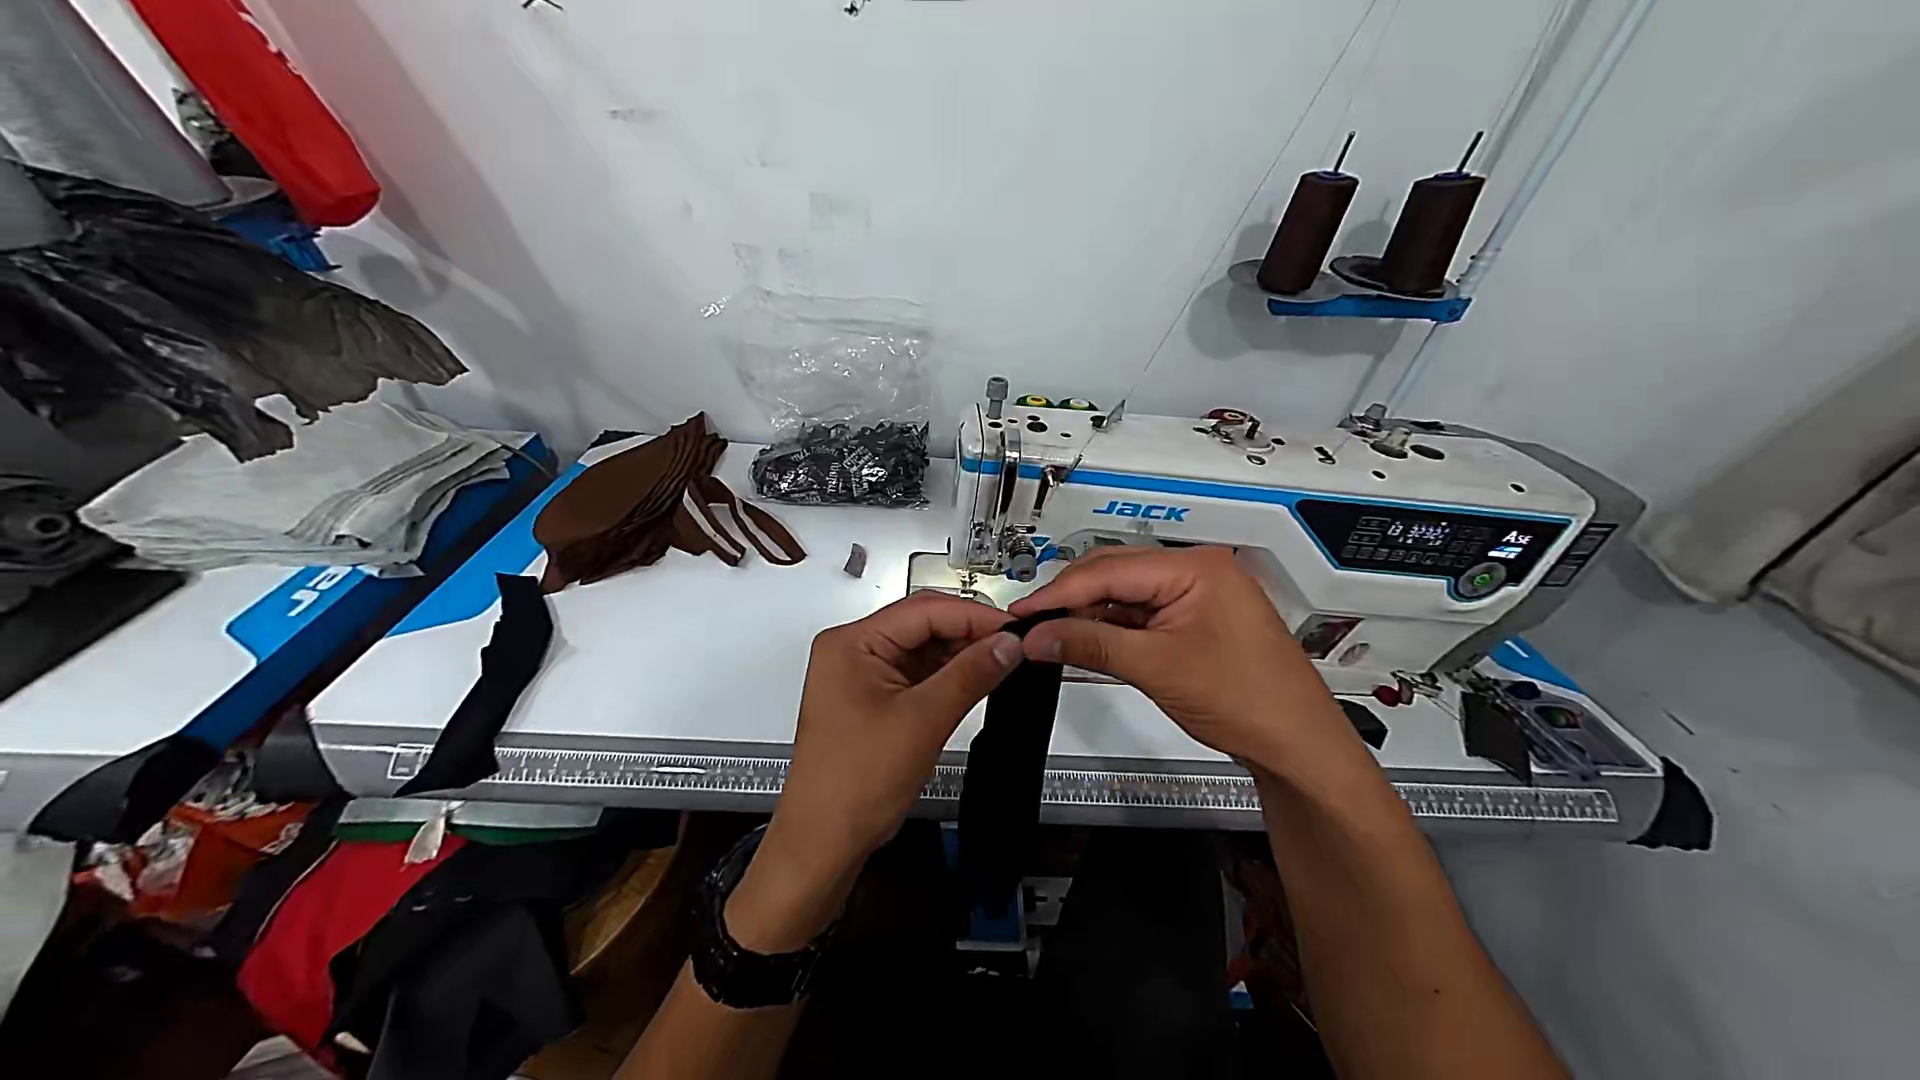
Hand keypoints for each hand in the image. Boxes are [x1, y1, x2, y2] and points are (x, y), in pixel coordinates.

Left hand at [726, 592, 1020, 952]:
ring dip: (962, 654)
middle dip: (969, 633)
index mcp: (850, 644)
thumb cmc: (848, 786)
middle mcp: (852, 651)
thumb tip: (1005, 645)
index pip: (923, 610)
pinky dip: (950, 674)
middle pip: (923, 623)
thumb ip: (970, 675)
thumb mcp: (922, 721)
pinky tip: (977, 679)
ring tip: (1001, 663)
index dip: (973, 617)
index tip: (1011, 629)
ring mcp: (863, 674)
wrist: (826, 840)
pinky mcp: (875, 695)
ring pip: (924, 647)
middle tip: (1011, 645)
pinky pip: (919, 671)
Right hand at [1009, 547, 1364, 781]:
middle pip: (1114, 574)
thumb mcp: (1156, 667)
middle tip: (1033, 624)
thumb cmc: (1250, 701)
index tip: (1024, 612)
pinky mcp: (1192, 620)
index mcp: (1195, 567)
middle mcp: (1197, 571)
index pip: (1108, 570)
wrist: (1296, 746)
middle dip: (1071, 599)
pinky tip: (1086, 641)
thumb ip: (1090, 644)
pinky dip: (1110, 628)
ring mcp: (1196, 596)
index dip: (1059, 592)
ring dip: (1089, 614)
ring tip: (1053, 637)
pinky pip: (1139, 614)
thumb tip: (1040, 636)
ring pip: (1124, 594)